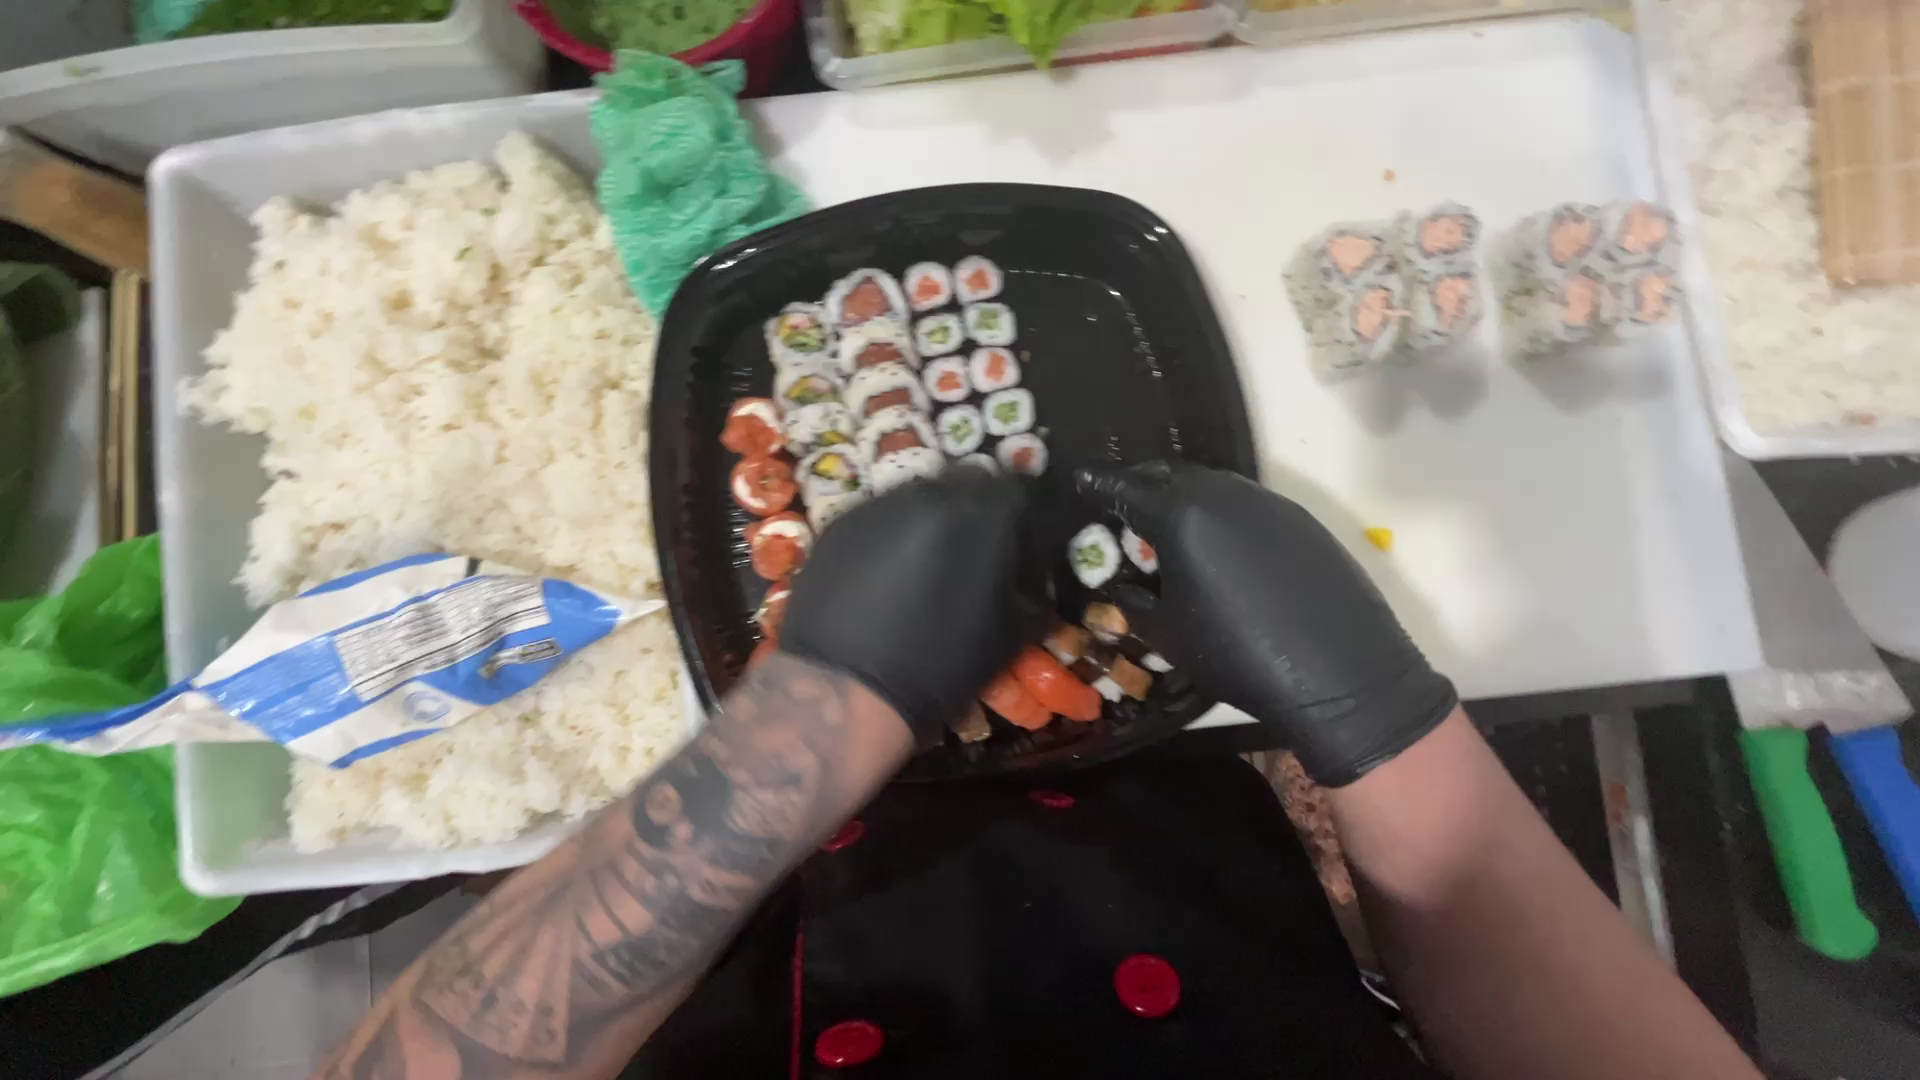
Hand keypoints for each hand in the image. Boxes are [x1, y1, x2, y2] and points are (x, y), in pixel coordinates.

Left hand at [781, 469, 1034, 740]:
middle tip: (976, 547)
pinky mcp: (839, 524)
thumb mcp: (1008, 635)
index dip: (1022, 515)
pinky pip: (879, 517)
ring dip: (932, 517)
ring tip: (929, 561)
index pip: (1016, 488)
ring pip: (919, 494)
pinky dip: (892, 534)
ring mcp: (878, 505)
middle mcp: (929, 494)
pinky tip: (886, 573)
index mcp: (980, 515)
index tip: (1020, 542)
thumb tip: (1035, 583)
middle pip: (966, 482)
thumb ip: (1032, 595)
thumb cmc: (940, 665)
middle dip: (977, 508)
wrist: (847, 689)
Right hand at [1076, 461, 1455, 785]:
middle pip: (1171, 474)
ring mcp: (1269, 505)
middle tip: (1123, 501)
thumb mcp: (1168, 634)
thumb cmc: (1236, 654)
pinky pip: (1248, 504)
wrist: (1340, 673)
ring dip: (1185, 496)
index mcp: (1182, 517)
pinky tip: (1223, 546)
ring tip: (1171, 525)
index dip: (1100, 483)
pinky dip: (1222, 513)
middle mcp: (1224, 496)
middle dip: (1142, 482)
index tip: (1082, 478)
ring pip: (1213, 485)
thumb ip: (1134, 603)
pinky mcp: (1302, 522)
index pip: (1127, 487)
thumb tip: (1125, 588)